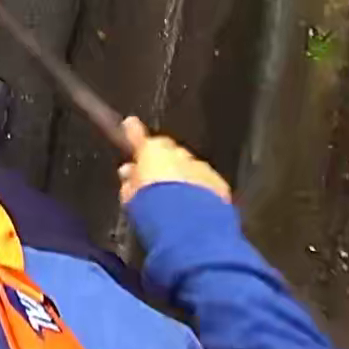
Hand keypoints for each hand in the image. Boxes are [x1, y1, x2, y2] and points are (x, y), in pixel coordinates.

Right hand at [117, 117, 231, 204]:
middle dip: (164, 161)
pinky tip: (199, 206)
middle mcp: (174, 152)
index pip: (137, 133)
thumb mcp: (130, 194)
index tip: (130, 123)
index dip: (133, 130)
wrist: (186, 224)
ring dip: (184, 176)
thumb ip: (130, 180)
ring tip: (180, 197)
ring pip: (189, 166)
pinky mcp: (218, 184)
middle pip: (167, 151)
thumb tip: (129, 174)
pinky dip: (203, 190)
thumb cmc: (151, 205)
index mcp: (149, 150)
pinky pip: (208, 183)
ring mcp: (198, 166)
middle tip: (159, 179)